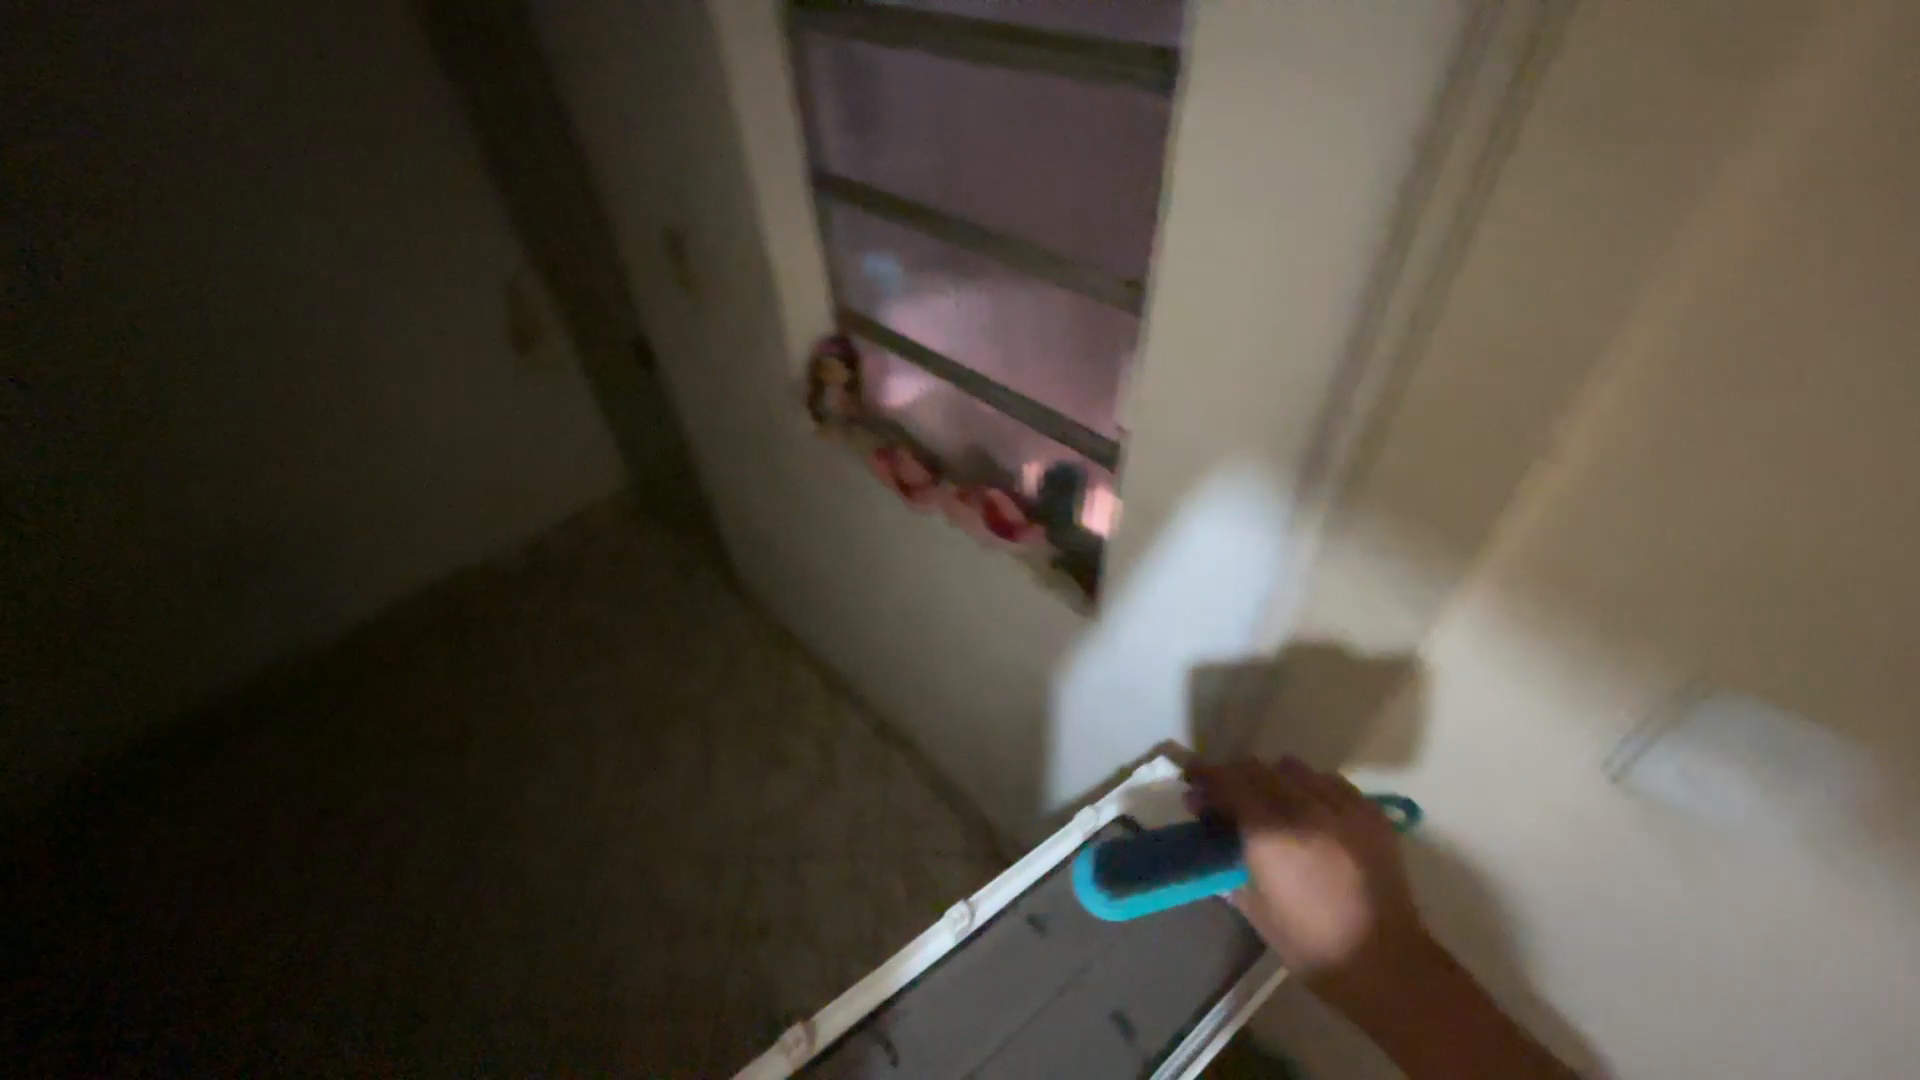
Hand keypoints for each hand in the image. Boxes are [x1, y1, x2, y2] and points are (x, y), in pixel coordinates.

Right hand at [1185, 757, 1428, 980]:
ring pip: (1294, 768)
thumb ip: (1226, 860)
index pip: (1229, 783)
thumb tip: (1209, 831)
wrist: (1383, 963)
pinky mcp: (1370, 813)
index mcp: (1270, 834)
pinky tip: (1307, 808)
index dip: (1206, 777)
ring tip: (1268, 799)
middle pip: (1257, 769)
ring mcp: (1342, 807)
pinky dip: (1310, 786)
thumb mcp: (1251, 904)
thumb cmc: (1308, 943)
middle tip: (1223, 794)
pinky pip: (1331, 782)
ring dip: (1271, 778)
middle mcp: (1305, 809)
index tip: (1192, 780)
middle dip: (1234, 776)